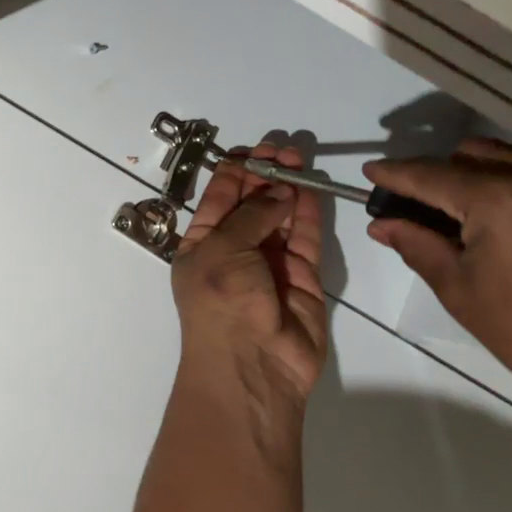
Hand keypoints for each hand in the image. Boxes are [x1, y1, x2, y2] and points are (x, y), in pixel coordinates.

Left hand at [174, 141, 328, 406]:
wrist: (252, 363)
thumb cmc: (222, 300)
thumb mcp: (223, 249)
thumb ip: (252, 216)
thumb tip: (279, 190)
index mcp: (201, 244)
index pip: (217, 200)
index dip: (233, 173)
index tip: (251, 149)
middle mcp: (234, 251)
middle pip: (250, 205)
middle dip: (264, 176)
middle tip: (281, 148)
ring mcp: (269, 264)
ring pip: (280, 217)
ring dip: (287, 188)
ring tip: (298, 158)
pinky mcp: (303, 279)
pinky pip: (304, 239)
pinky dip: (307, 213)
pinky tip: (310, 187)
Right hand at [364, 137, 511, 447]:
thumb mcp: (464, 295)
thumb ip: (419, 247)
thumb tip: (384, 223)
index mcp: (501, 199)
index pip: (431, 173)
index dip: (395, 173)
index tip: (372, 174)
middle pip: (480, 154)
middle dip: (447, 172)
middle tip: (431, 205)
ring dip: (498, 179)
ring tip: (489, 216)